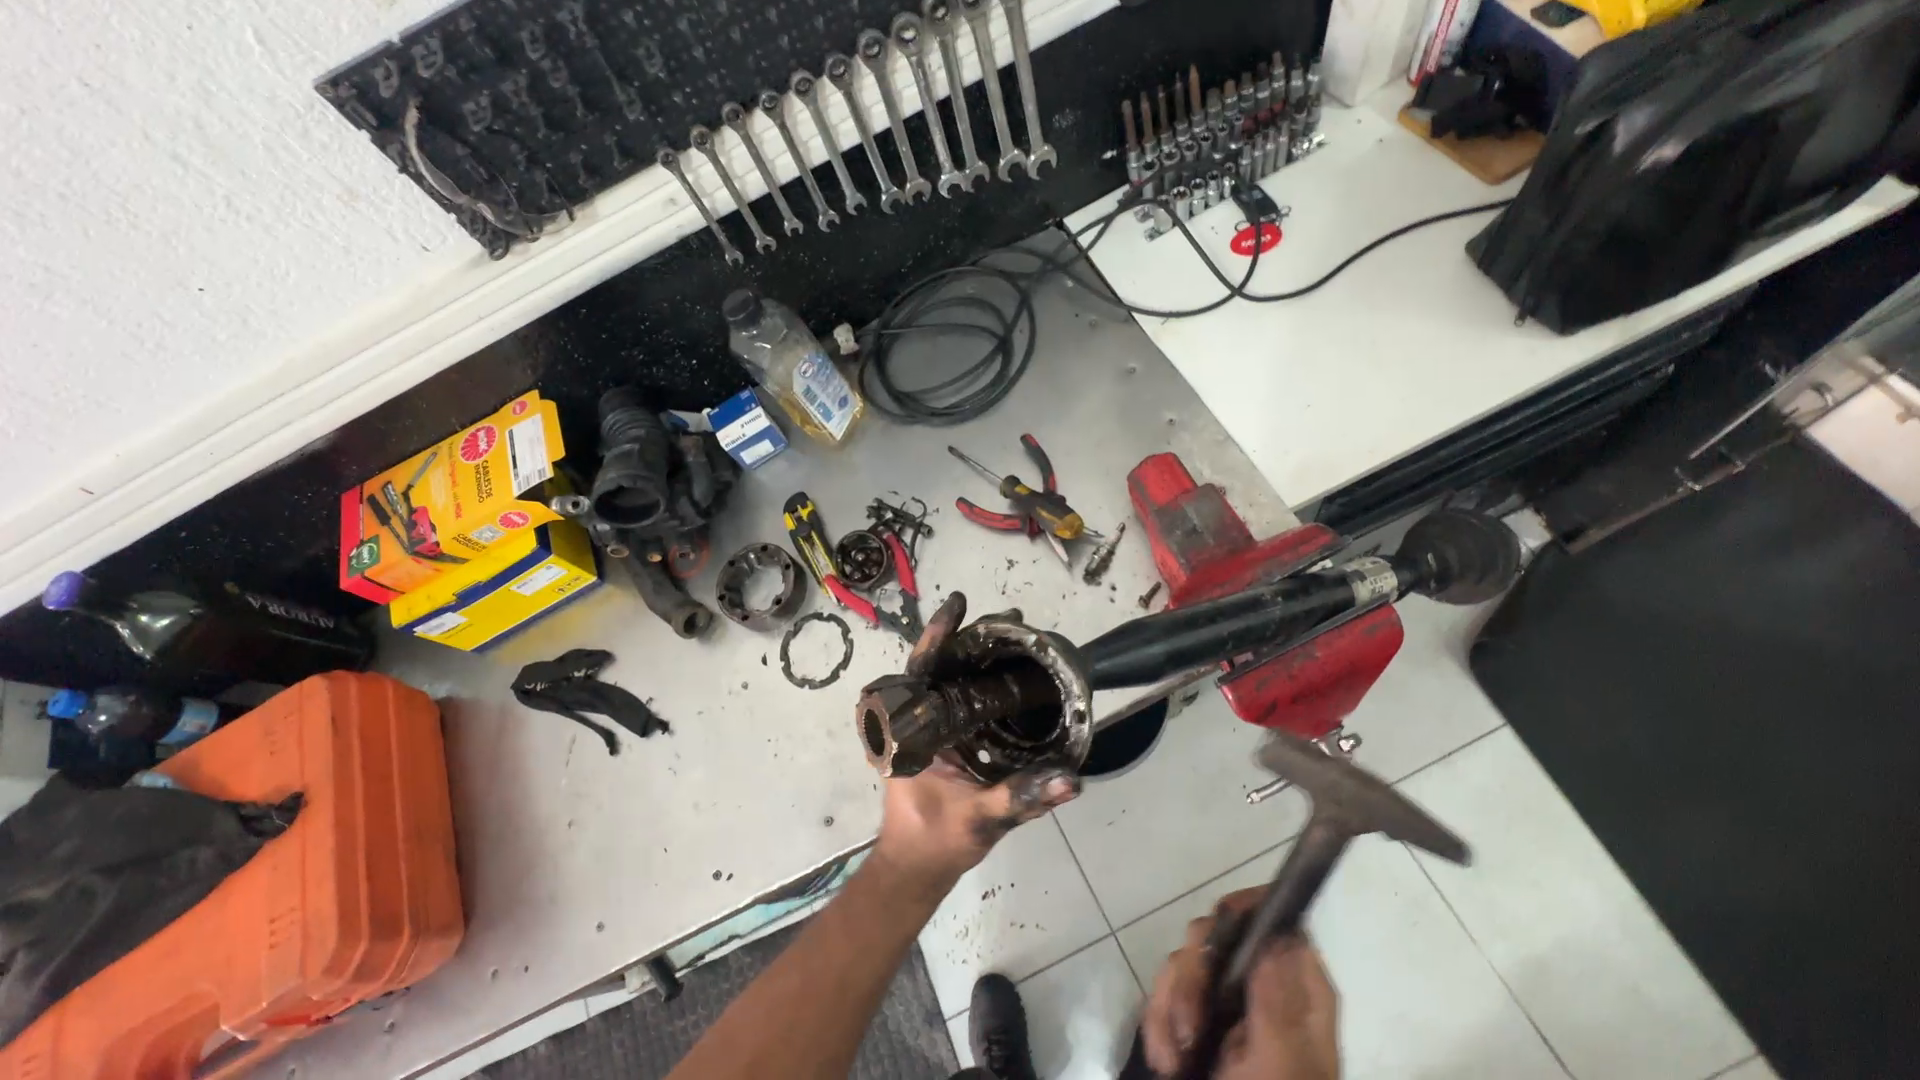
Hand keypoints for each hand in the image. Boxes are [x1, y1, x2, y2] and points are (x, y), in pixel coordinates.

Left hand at [869, 592, 1080, 890]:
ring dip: (978, 656)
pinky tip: (1011, 672)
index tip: (958, 605)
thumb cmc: (935, 841)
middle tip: (1013, 619)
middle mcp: (916, 720)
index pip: (920, 671)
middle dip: (971, 639)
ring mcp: (930, 728)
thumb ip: (1021, 798)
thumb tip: (1071, 780)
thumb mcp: (979, 819)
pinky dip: (982, 682)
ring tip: (1017, 634)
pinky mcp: (945, 738)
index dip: (938, 635)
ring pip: (950, 679)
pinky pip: (961, 699)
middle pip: (940, 666)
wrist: (917, 866)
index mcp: (911, 731)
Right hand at [1142, 888, 1340, 1079]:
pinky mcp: (1197, 1023)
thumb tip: (1277, 934)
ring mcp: (1226, 1005)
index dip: (1246, 908)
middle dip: (1190, 979)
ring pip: (1182, 966)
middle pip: (1215, 938)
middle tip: (1189, 1025)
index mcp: (1296, 990)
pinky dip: (1158, 1028)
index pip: (1277, 921)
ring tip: (1174, 1059)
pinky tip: (1166, 1062)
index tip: (1215, 926)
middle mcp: (1261, 987)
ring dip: (1169, 1010)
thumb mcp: (1281, 1064)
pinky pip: (1164, 1000)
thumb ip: (1277, 1002)